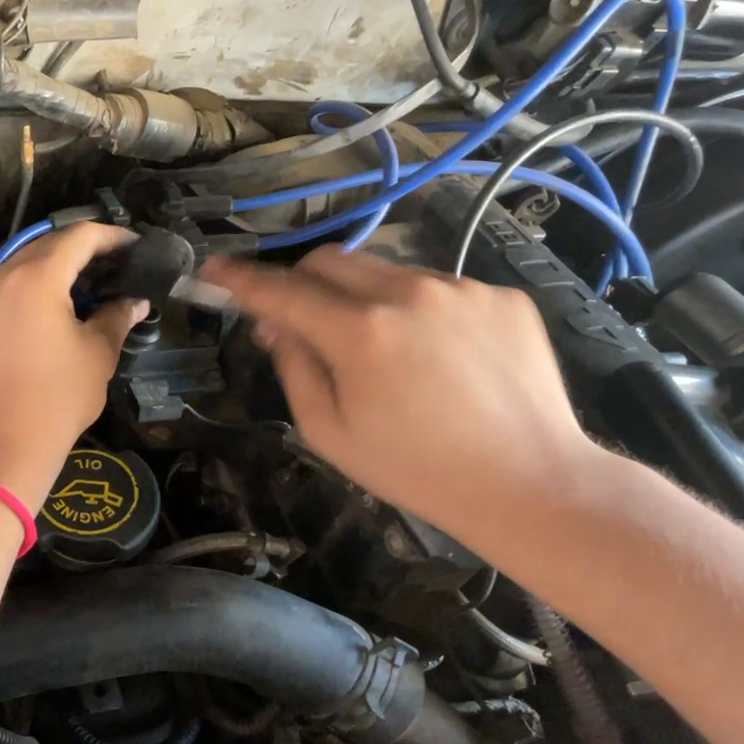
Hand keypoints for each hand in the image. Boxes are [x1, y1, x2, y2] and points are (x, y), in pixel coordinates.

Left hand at [0, 223, 149, 504]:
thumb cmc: (55, 400)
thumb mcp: (97, 354)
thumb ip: (117, 318)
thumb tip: (134, 302)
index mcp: (35, 278)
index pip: (79, 236)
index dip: (111, 236)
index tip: (135, 247)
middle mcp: (2, 277)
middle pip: (48, 245)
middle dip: (84, 250)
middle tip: (117, 267)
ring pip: (25, 264)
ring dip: (58, 267)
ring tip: (92, 287)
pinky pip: (9, 286)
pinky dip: (35, 285)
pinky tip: (60, 306)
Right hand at [202, 247, 604, 532]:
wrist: (529, 482)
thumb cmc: (414, 469)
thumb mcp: (329, 432)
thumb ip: (294, 367)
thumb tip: (276, 323)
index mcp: (361, 332)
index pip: (283, 291)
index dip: (242, 280)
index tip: (215, 269)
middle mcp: (410, 293)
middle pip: (331, 260)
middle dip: (302, 282)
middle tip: (300, 320)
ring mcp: (462, 289)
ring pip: (385, 270)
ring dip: (362, 297)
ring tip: (381, 351)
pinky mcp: (501, 296)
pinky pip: (437, 287)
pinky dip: (416, 309)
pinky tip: (434, 357)